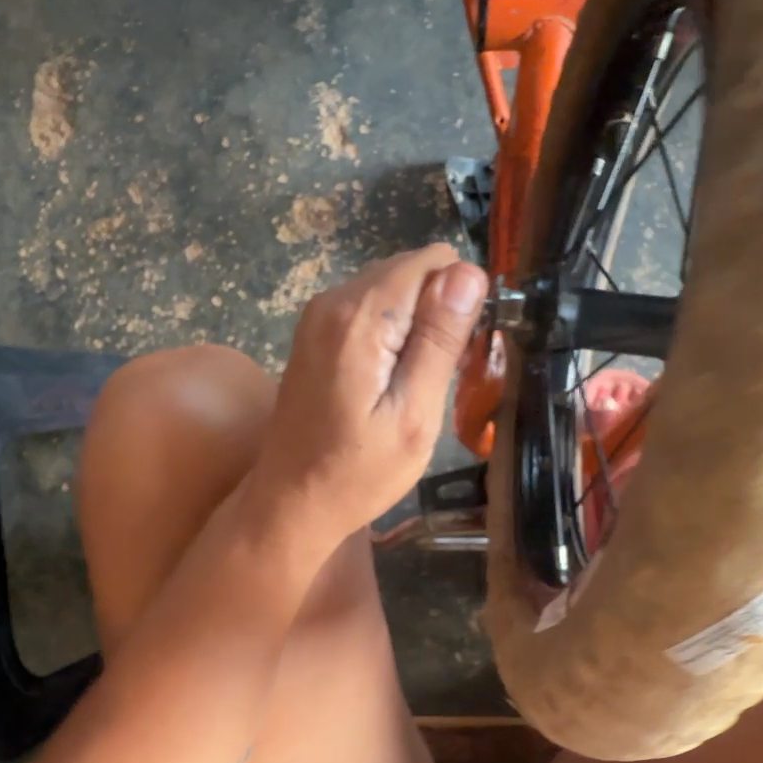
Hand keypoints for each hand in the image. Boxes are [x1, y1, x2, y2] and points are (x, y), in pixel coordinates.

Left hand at [247, 244, 487, 550]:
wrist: (292, 500)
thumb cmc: (359, 471)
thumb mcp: (414, 413)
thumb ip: (440, 339)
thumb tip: (469, 272)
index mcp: (360, 317)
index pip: (432, 262)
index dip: (460, 299)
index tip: (461, 353)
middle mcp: (333, 301)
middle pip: (411, 271)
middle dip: (439, 311)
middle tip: (441, 377)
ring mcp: (318, 315)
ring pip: (392, 289)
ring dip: (417, 325)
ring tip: (417, 384)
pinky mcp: (314, 333)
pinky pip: (370, 310)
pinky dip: (392, 334)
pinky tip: (392, 382)